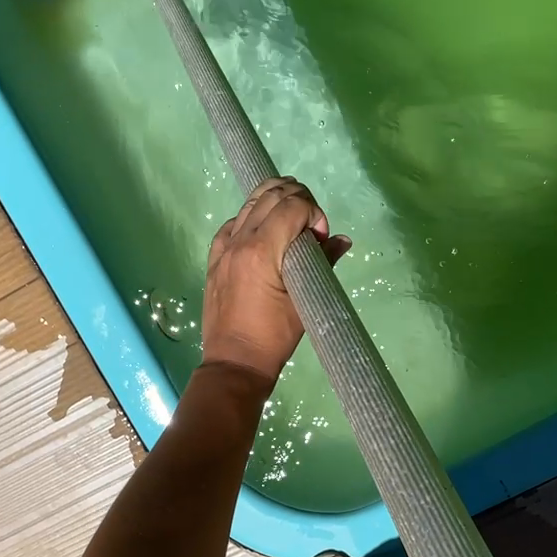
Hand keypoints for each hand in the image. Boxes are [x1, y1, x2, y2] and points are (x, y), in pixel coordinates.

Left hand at [200, 176, 351, 386]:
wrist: (234, 362)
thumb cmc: (274, 337)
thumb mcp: (305, 301)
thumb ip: (323, 264)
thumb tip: (342, 241)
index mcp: (262, 250)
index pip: (292, 206)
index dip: (313, 212)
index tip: (321, 237)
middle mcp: (239, 241)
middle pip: (270, 194)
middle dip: (297, 199)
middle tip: (311, 224)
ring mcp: (223, 248)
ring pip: (249, 202)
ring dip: (274, 201)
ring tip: (291, 218)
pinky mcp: (214, 258)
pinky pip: (233, 223)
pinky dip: (252, 218)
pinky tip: (263, 233)